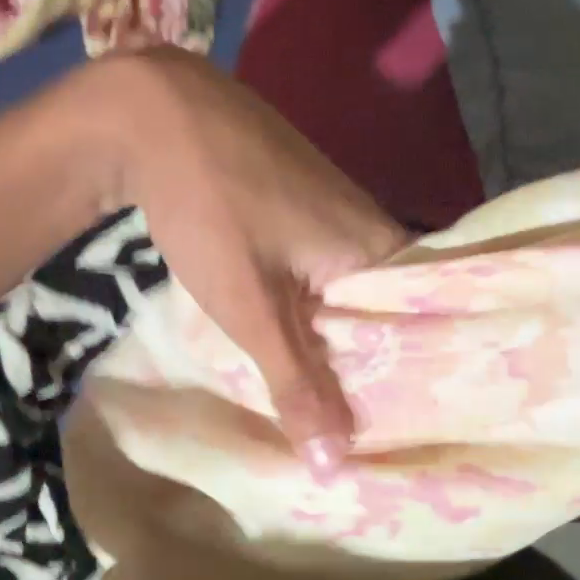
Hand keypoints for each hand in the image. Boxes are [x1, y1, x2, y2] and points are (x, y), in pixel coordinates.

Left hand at [90, 48, 410, 469]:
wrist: (153, 113)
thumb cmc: (212, 210)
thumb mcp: (252, 308)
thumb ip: (297, 384)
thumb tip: (335, 466)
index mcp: (381, 250)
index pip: (425, 329)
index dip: (417, 385)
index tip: (415, 435)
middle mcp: (378, 231)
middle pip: (394, 316)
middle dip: (378, 371)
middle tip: (379, 435)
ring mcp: (343, 216)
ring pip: (359, 297)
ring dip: (348, 345)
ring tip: (349, 408)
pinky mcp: (310, 211)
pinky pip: (333, 275)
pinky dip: (324, 313)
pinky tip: (313, 348)